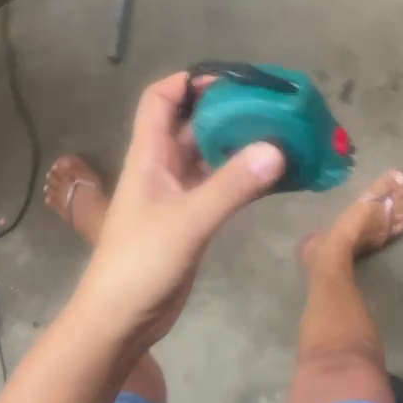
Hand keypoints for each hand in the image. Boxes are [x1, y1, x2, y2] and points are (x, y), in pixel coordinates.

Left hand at [70, 73, 285, 348]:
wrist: (119, 322)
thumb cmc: (140, 265)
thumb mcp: (187, 222)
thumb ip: (231, 186)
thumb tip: (277, 147)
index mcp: (148, 155)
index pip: (160, 99)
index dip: (188, 81)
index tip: (233, 79)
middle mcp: (162, 167)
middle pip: (191, 122)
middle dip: (226, 108)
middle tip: (271, 103)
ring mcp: (177, 194)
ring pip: (210, 154)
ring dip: (239, 142)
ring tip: (283, 132)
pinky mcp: (191, 219)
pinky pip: (221, 185)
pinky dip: (245, 176)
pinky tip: (277, 174)